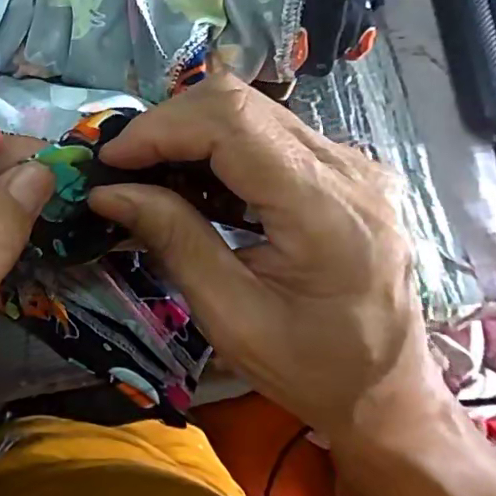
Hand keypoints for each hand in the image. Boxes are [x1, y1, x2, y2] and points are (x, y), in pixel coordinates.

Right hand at [86, 73, 446, 445]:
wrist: (388, 393)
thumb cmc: (310, 368)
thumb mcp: (229, 316)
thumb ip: (174, 240)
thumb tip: (107, 192)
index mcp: (325, 210)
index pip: (232, 123)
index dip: (160, 129)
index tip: (110, 161)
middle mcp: (346, 169)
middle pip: (237, 102)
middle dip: (165, 124)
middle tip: (123, 167)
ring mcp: (348, 164)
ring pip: (247, 107)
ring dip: (185, 130)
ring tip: (147, 172)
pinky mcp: (339, 169)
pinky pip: (262, 130)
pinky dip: (211, 143)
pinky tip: (189, 179)